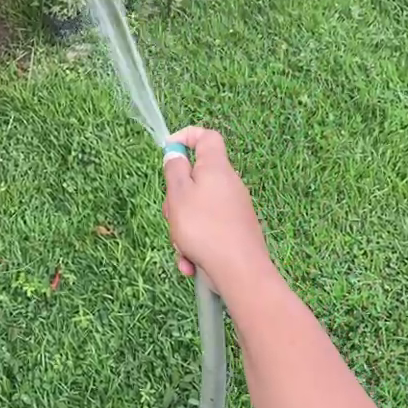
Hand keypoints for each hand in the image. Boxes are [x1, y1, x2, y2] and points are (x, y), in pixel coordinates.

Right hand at [162, 126, 274, 290]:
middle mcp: (229, 185)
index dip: (185, 136)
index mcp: (216, 169)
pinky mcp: (235, 231)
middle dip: (177, 196)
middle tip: (171, 212)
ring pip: (198, 208)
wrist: (240, 272)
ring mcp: (234, 209)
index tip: (167, 149)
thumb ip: (174, 169)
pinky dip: (195, 244)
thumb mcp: (178, 194)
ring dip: (183, 226)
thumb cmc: (204, 228)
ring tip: (182, 246)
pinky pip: (207, 229)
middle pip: (196, 178)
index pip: (206, 137)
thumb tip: (175, 154)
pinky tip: (190, 262)